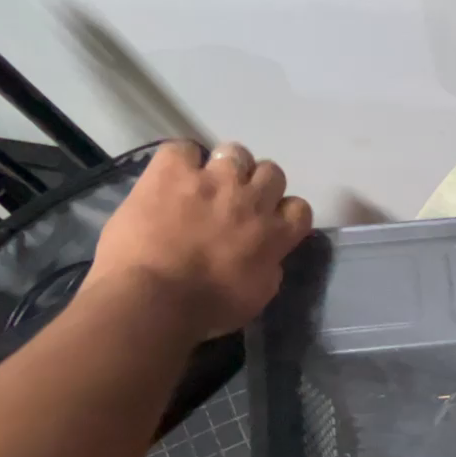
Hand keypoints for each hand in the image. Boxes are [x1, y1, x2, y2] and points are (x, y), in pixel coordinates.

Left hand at [84, 140, 314, 337]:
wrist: (154, 296)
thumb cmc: (209, 307)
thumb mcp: (258, 296)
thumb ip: (269, 267)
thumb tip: (267, 255)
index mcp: (276, 235)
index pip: (300, 208)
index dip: (284, 213)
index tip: (269, 223)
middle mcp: (251, 200)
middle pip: (272, 172)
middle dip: (257, 185)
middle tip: (236, 203)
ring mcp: (212, 180)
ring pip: (236, 152)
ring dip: (226, 167)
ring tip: (207, 185)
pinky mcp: (171, 169)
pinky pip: (185, 148)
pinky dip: (182, 161)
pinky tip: (173, 179)